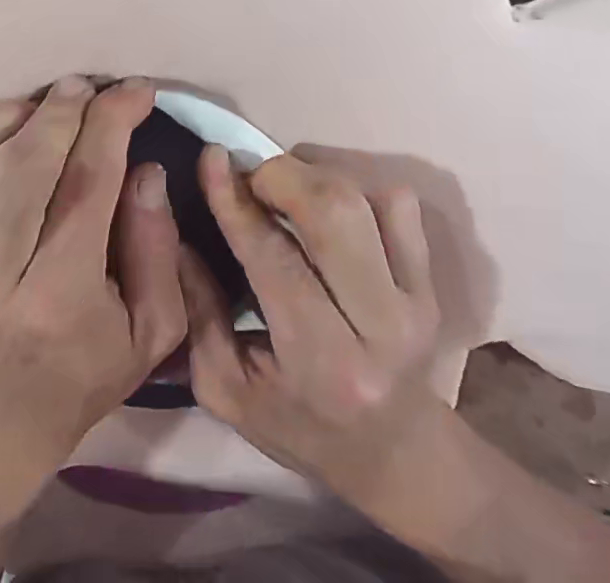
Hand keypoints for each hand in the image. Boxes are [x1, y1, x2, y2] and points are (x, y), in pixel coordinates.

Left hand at [0, 75, 186, 462]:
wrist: (8, 413)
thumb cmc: (92, 371)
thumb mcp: (154, 328)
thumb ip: (156, 247)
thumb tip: (144, 168)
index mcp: (62, 293)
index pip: (88, 186)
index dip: (113, 126)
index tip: (136, 92)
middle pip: (27, 165)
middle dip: (65, 111)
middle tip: (94, 86)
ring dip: (17, 116)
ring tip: (55, 100)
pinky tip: (9, 125)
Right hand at [178, 145, 443, 502]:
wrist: (395, 452)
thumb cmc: (296, 424)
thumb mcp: (223, 388)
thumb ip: (197, 311)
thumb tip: (177, 236)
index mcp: (319, 360)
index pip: (273, 257)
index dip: (235, 200)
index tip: (211, 157)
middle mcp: (378, 326)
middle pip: (335, 212)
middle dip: (281, 176)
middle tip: (248, 180)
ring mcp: (416, 300)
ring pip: (366, 199)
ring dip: (313, 178)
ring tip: (281, 192)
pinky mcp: (433, 283)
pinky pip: (398, 205)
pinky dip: (355, 190)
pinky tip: (326, 213)